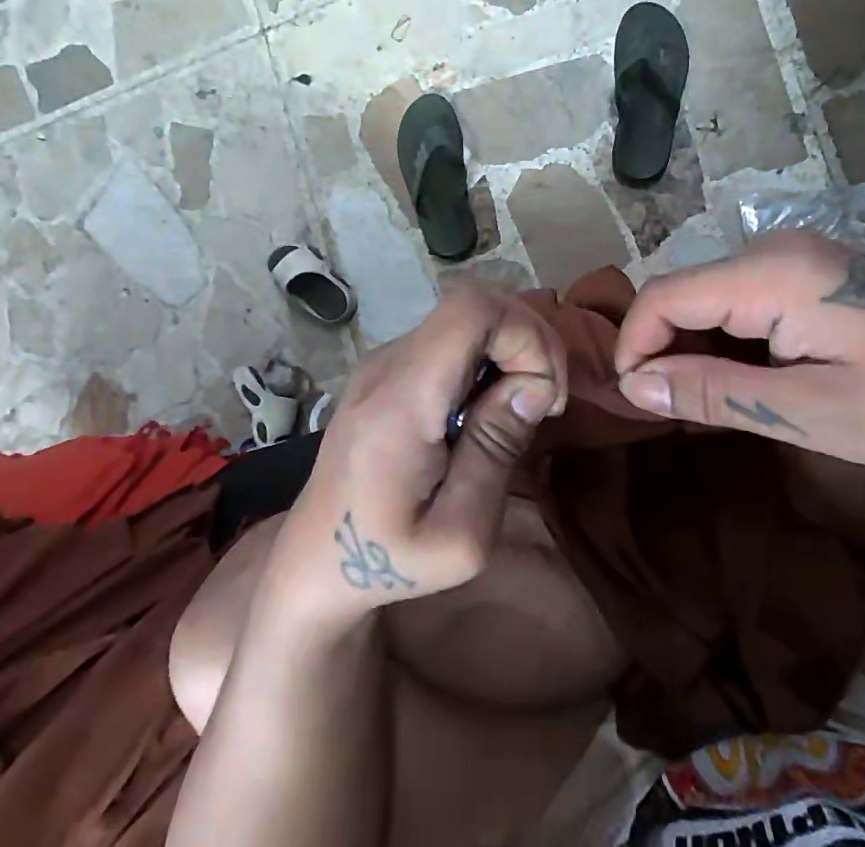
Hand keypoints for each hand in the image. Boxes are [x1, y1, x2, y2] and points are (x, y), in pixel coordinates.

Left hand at [262, 281, 568, 626]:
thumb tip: (531, 384)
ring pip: (463, 321)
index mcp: (400, 402)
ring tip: (515, 414)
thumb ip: (496, 450)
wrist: (318, 557)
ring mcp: (380, 365)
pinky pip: (446, 343)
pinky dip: (483, 363)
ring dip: (508, 353)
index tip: (546, 399)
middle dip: (528, 343)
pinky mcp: (383, 374)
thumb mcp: (461, 534)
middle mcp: (385, 366)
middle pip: (472, 304)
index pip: (470, 308)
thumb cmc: (389, 559)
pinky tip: (483, 414)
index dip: (526, 334)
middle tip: (543, 405)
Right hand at [613, 232, 864, 467]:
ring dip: (689, 348)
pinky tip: (741, 377)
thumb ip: (714, 394)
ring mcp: (790, 255)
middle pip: (680, 293)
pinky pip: (732, 298)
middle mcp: (775, 249)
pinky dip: (718, 339)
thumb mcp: (810, 414)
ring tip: (708, 400)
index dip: (633, 345)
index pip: (664, 296)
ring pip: (701, 297)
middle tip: (673, 410)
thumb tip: (633, 386)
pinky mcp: (802, 269)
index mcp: (775, 275)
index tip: (635, 397)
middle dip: (660, 349)